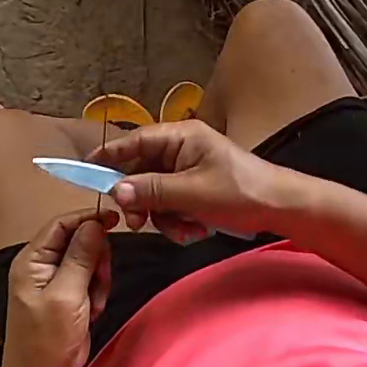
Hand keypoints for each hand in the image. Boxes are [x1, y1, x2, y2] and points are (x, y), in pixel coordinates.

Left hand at [1, 209, 115, 366]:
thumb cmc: (47, 338)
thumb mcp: (67, 295)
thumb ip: (81, 256)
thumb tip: (94, 223)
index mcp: (31, 259)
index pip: (61, 224)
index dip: (87, 218)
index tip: (115, 220)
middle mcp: (40, 265)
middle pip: (78, 240)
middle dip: (96, 257)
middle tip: (102, 279)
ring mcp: (53, 280)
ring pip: (88, 260)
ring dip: (98, 278)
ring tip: (94, 303)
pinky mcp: (66, 295)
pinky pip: (89, 279)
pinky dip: (96, 291)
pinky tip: (93, 310)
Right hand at [91, 120, 293, 241]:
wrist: (280, 207)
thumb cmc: (240, 191)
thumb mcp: (192, 192)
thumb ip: (152, 190)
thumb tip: (116, 191)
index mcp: (181, 136)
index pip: (135, 140)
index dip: (109, 155)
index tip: (86, 169)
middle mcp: (181, 148)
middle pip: (141, 171)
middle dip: (143, 200)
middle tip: (140, 222)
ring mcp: (187, 169)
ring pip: (154, 193)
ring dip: (165, 216)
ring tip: (186, 229)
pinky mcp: (195, 189)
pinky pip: (171, 204)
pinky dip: (178, 220)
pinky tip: (196, 229)